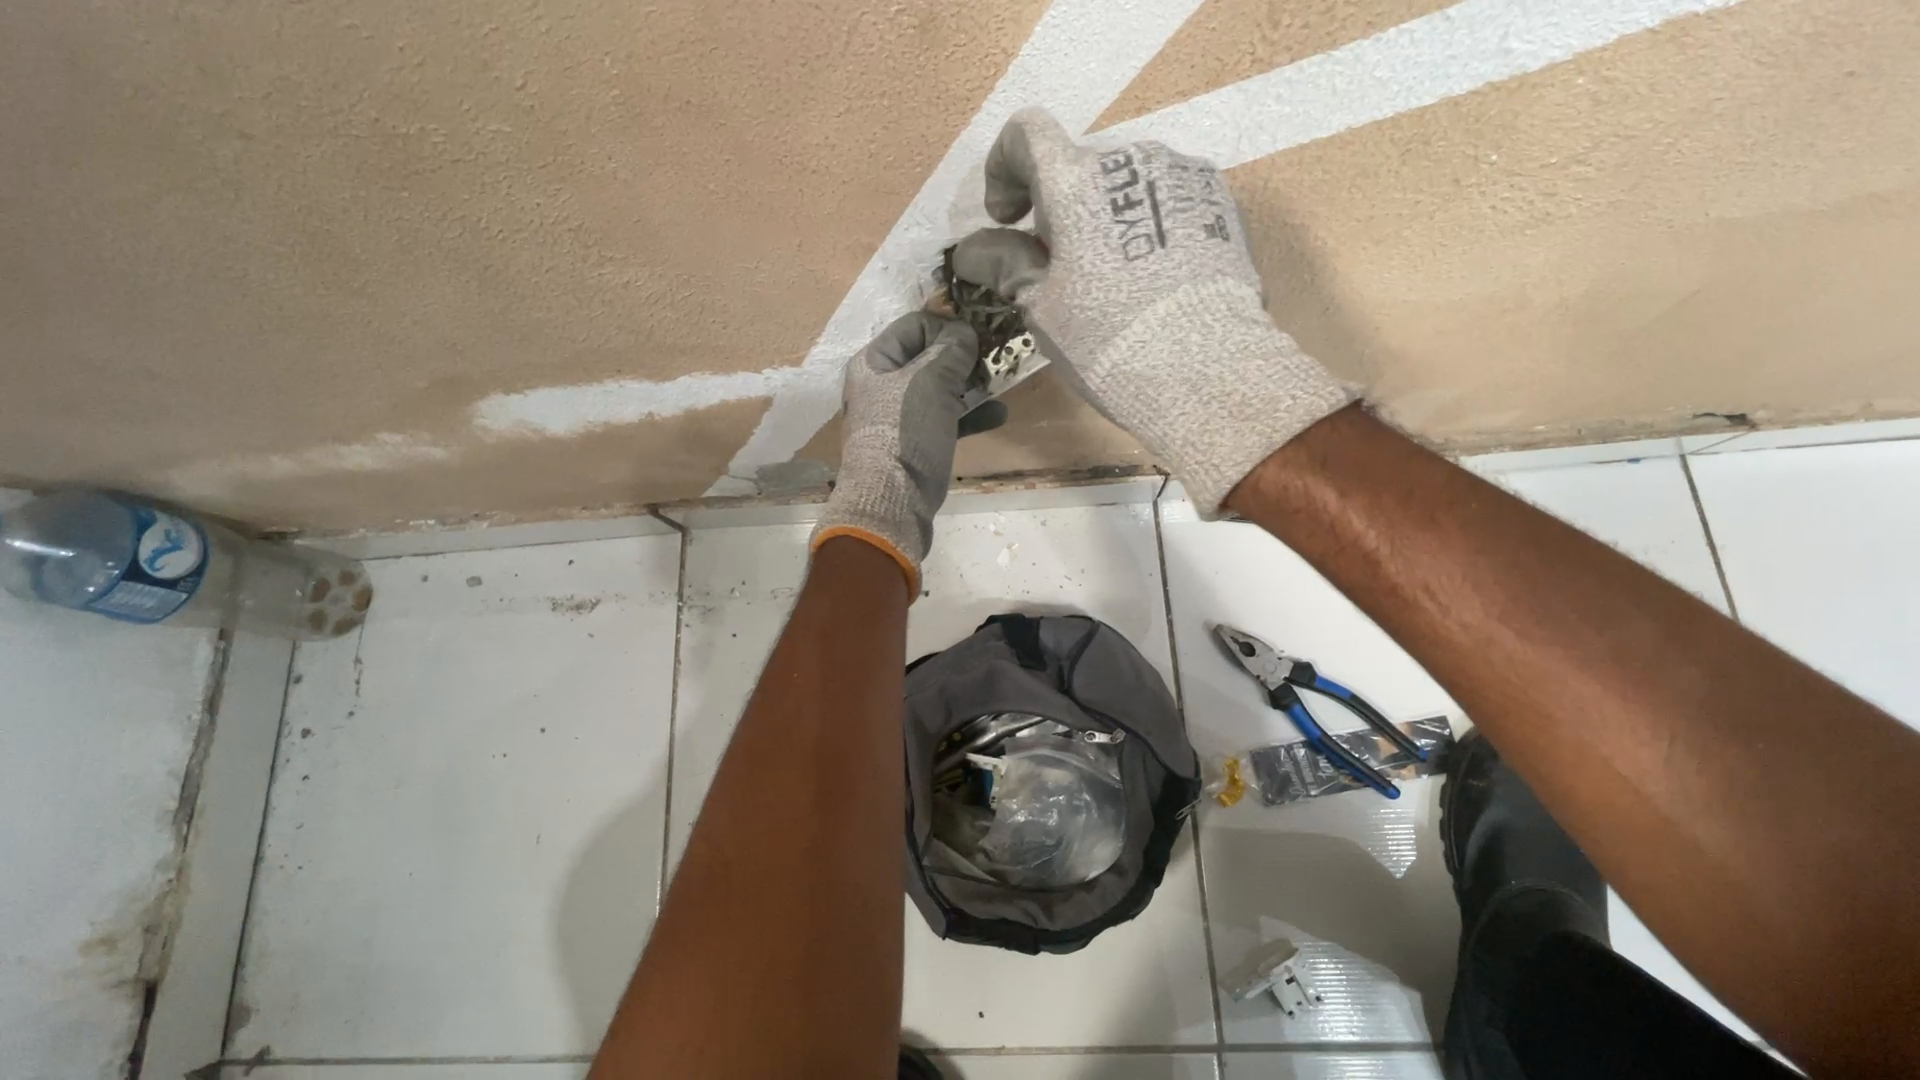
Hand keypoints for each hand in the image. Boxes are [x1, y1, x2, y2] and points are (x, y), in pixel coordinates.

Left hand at [811, 311, 1002, 593]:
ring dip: (971, 385)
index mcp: (874, 362)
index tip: (980, 336)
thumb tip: (965, 330)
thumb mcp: (930, 382)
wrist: (891, 504)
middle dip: (963, 357)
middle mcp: (882, 385)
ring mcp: (898, 417)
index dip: (948, 326)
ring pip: (940, 389)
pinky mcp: (916, 444)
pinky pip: (945, 419)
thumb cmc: (905, 434)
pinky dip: (969, 415)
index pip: (915, 325)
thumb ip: (951, 350)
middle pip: (928, 357)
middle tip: (994, 360)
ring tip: (1000, 384)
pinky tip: (999, 414)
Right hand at [951, 107, 1355, 515]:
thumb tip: (972, 249)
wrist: (1205, 370)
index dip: (1004, 167)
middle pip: (1078, 166)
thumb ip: (1004, 264)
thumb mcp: (1042, 308)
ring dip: (1106, 217)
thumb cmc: (1107, 339)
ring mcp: (1182, 176)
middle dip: (1059, 207)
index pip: (1027, 133)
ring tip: (1114, 279)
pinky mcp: (1220, 204)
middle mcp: (1130, 158)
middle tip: (1059, 267)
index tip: (1008, 219)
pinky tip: (1154, 280)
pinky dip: (1149, 227)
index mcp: (1074, 180)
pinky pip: (1168, 201)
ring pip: (1127, 184)